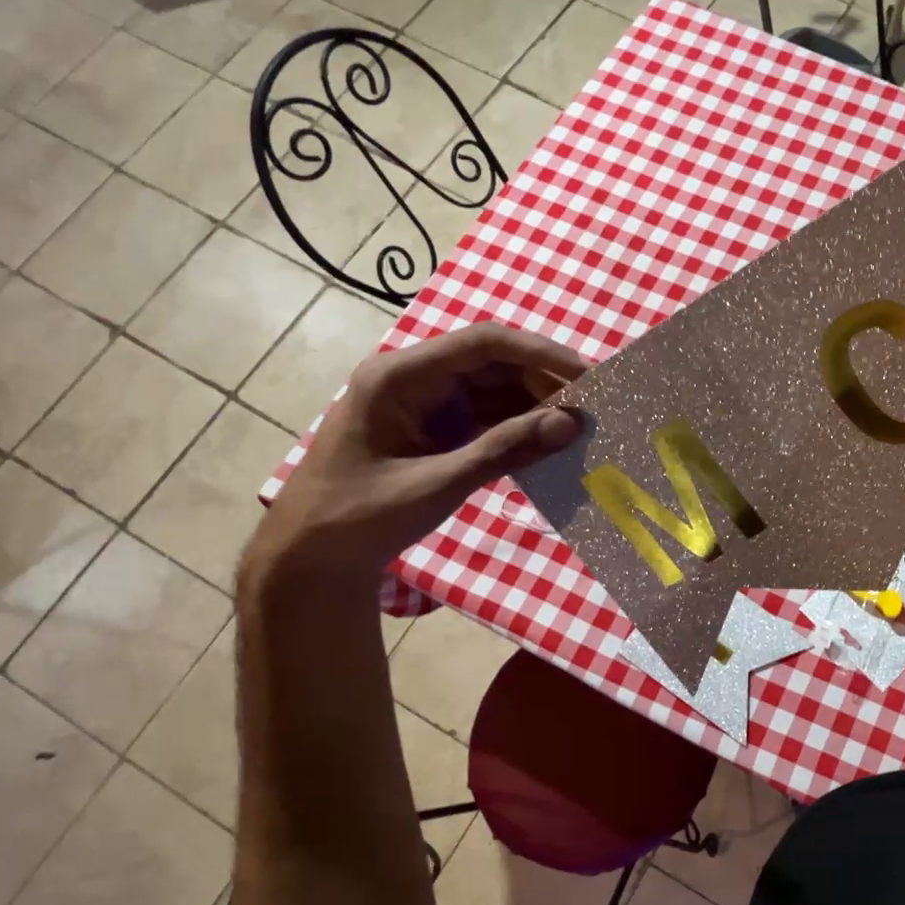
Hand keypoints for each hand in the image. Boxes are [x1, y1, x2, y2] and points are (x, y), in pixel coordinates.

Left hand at [244, 323, 589, 588]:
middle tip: (596, 408)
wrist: (309, 560)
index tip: (589, 376)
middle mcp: (415, 378)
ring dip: (539, 406)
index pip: (485, 344)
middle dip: (546, 382)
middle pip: (496, 363)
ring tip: (582, 427)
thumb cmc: (359, 518)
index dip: (541, 354)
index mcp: (400, 376)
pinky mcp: (436, 429)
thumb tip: (571, 424)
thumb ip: (504, 451)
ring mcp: (426, 403)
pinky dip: (522, 428)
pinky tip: (552, 443)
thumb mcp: (436, 484)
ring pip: (497, 389)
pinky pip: (490, 416)